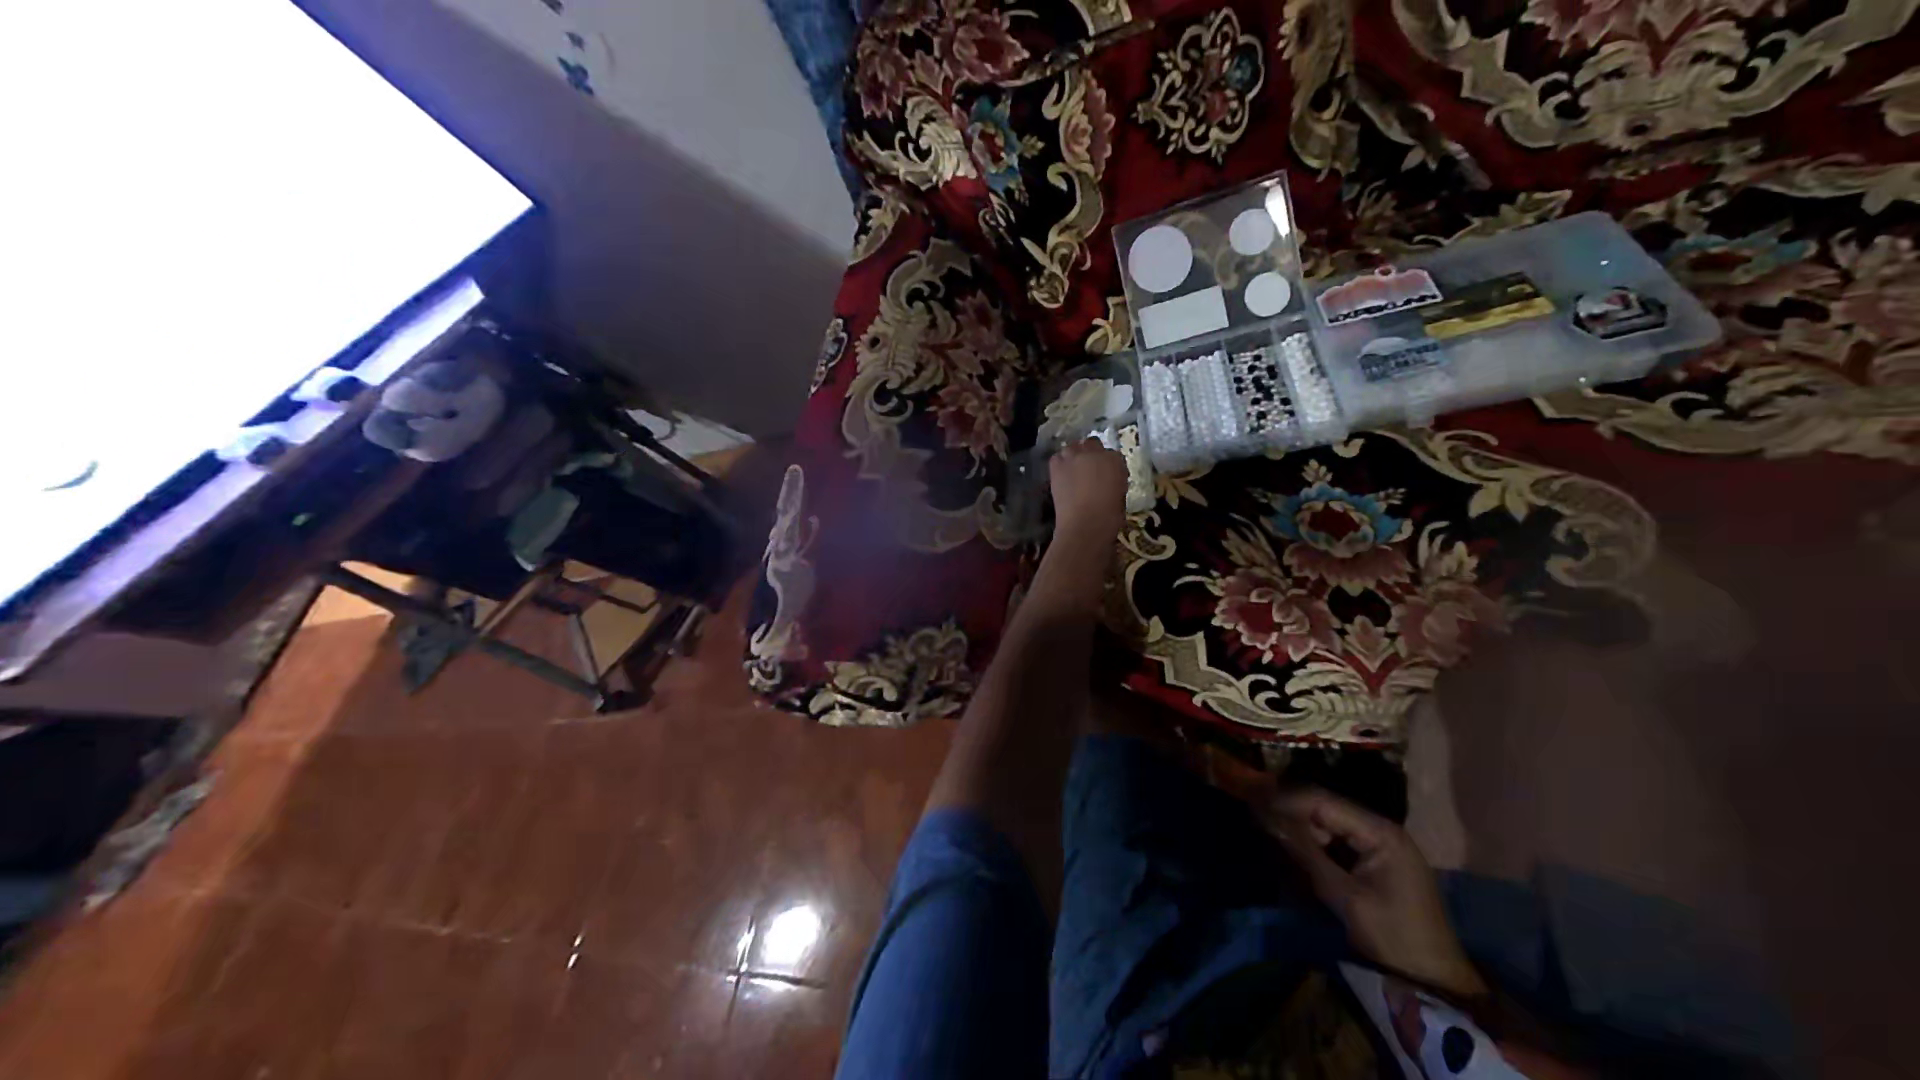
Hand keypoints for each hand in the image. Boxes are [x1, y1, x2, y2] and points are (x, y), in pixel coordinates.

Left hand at [1049, 438, 1127, 543]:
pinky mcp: (1057, 466)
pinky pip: (1057, 457)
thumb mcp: (1120, 495)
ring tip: (1073, 469)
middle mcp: (1095, 453)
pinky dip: (1060, 463)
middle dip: (1091, 453)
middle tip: (1089, 469)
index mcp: (1115, 460)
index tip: (1106, 474)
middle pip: (1092, 443)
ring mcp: (1074, 457)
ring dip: (1074, 455)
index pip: (1113, 455)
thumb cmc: (1109, 516)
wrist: (1085, 524)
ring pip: (1073, 447)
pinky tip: (1062, 474)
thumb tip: (1107, 480)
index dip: (1108, 464)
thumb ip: (1114, 480)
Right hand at [1266, 787, 1487, 999]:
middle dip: (1289, 811)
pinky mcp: (1373, 859)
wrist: (1434, 978)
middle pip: (1324, 809)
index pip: (1323, 802)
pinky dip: (1312, 844)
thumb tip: (1266, 818)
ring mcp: (1378, 843)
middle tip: (1253, 814)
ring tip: (1266, 831)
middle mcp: (1380, 828)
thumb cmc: (1393, 936)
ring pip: (1326, 823)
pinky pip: (1335, 840)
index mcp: (1380, 832)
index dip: (1285, 799)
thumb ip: (1306, 854)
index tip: (1250, 798)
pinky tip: (1291, 848)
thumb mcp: (1345, 896)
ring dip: (1299, 829)